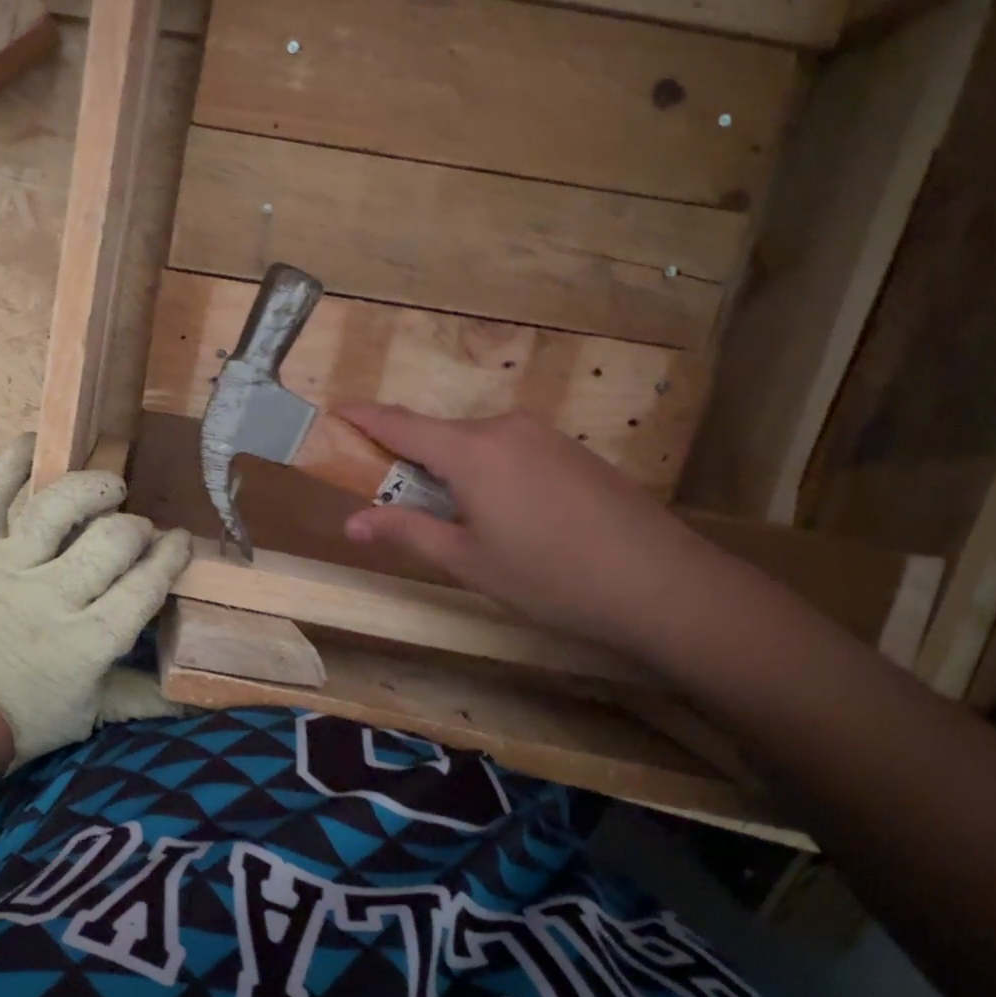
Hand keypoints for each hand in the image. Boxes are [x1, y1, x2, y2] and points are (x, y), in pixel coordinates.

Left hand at [0, 434, 192, 766]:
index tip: (179, 542)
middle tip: (140, 531)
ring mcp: (11, 569)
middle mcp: (53, 597)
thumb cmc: (28, 716)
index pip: (145, 586)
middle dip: (136, 528)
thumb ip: (147, 698)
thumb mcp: (94, 713)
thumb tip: (199, 695)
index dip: (170, 556)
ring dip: (91, 488)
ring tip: (110, 489)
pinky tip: (32, 442)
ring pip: (57, 509)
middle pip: (110, 541)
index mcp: (89, 641)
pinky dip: (8, 465)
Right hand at [337, 405, 720, 656]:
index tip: (333, 412)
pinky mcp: (572, 452)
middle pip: (437, 434)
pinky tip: (501, 515)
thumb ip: (405, 532)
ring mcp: (544, 436)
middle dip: (405, 457)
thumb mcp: (466, 561)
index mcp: (470, 450)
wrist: (662, 584)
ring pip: (475, 444)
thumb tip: (350, 522)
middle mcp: (504, 428)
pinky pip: (509, 451)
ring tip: (448, 516)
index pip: (398, 423)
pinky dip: (485, 472)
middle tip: (387, 496)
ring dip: (448, 469)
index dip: (361, 417)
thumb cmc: (549, 575)